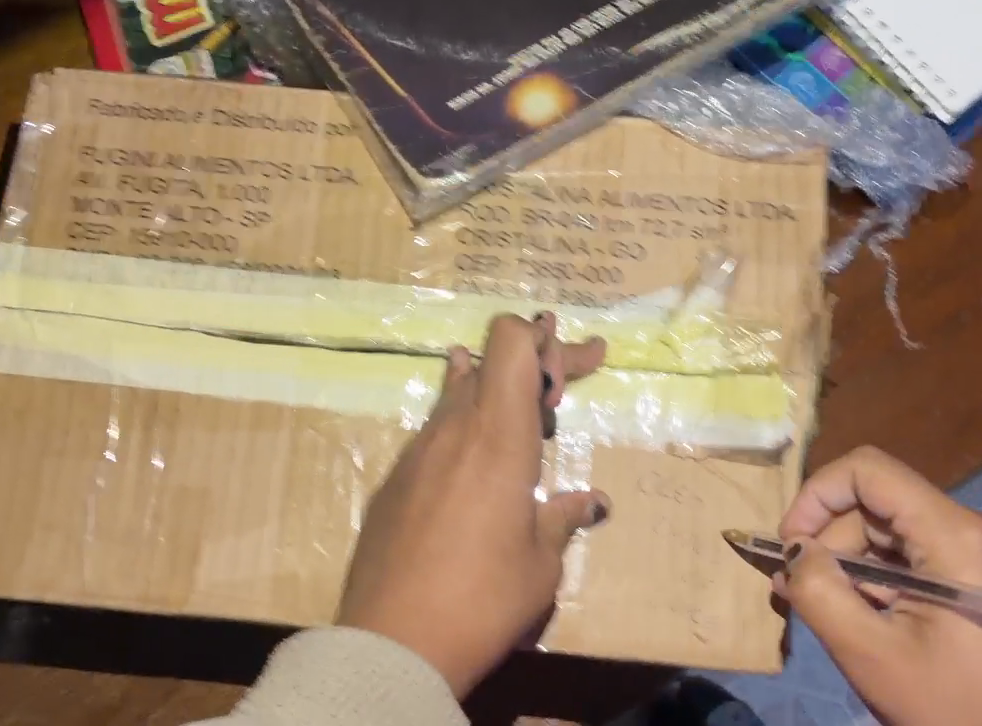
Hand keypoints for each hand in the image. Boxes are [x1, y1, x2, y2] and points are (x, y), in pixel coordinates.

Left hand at [337, 313, 609, 696]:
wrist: (391, 640)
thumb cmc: (482, 598)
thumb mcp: (540, 564)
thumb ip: (561, 519)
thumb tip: (591, 502)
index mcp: (499, 434)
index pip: (512, 341)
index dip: (544, 341)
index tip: (573, 375)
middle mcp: (456, 426)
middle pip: (493, 359)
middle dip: (535, 362)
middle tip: (563, 387)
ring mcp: (420, 447)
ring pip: (460, 388)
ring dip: (496, 389)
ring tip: (524, 401)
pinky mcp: (398, 475)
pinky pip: (437, 426)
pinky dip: (465, 421)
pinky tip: (473, 445)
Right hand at [775, 447, 981, 725]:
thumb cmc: (961, 716)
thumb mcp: (872, 657)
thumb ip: (817, 590)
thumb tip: (793, 549)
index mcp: (963, 536)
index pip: (868, 470)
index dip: (817, 494)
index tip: (791, 544)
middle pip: (880, 505)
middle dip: (834, 542)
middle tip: (805, 590)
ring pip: (898, 530)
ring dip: (858, 565)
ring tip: (835, 612)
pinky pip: (924, 552)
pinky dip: (888, 577)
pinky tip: (871, 615)